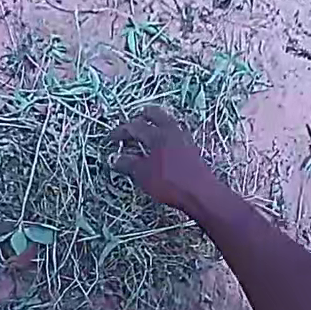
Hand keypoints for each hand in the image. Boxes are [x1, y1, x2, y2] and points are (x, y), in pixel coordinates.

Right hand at [111, 106, 232, 216]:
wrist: (201, 193)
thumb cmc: (169, 182)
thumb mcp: (143, 174)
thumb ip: (128, 163)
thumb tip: (113, 158)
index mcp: (157, 135)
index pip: (134, 127)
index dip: (120, 132)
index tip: (110, 139)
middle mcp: (172, 132)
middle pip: (155, 116)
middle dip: (142, 117)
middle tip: (132, 121)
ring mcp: (184, 139)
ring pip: (167, 123)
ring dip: (155, 124)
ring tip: (146, 131)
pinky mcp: (191, 149)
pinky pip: (174, 134)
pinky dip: (164, 134)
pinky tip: (162, 145)